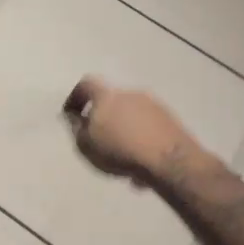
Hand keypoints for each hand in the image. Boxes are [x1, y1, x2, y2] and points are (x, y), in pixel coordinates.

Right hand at [63, 76, 199, 184]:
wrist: (170, 160)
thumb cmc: (120, 150)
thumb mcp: (85, 144)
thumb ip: (76, 127)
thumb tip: (73, 116)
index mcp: (106, 95)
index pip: (86, 84)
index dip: (76, 97)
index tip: (72, 113)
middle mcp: (131, 93)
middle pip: (111, 99)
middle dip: (104, 115)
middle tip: (99, 136)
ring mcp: (154, 104)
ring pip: (131, 112)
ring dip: (124, 126)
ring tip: (122, 151)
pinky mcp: (171, 119)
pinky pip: (148, 124)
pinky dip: (141, 135)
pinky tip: (140, 155)